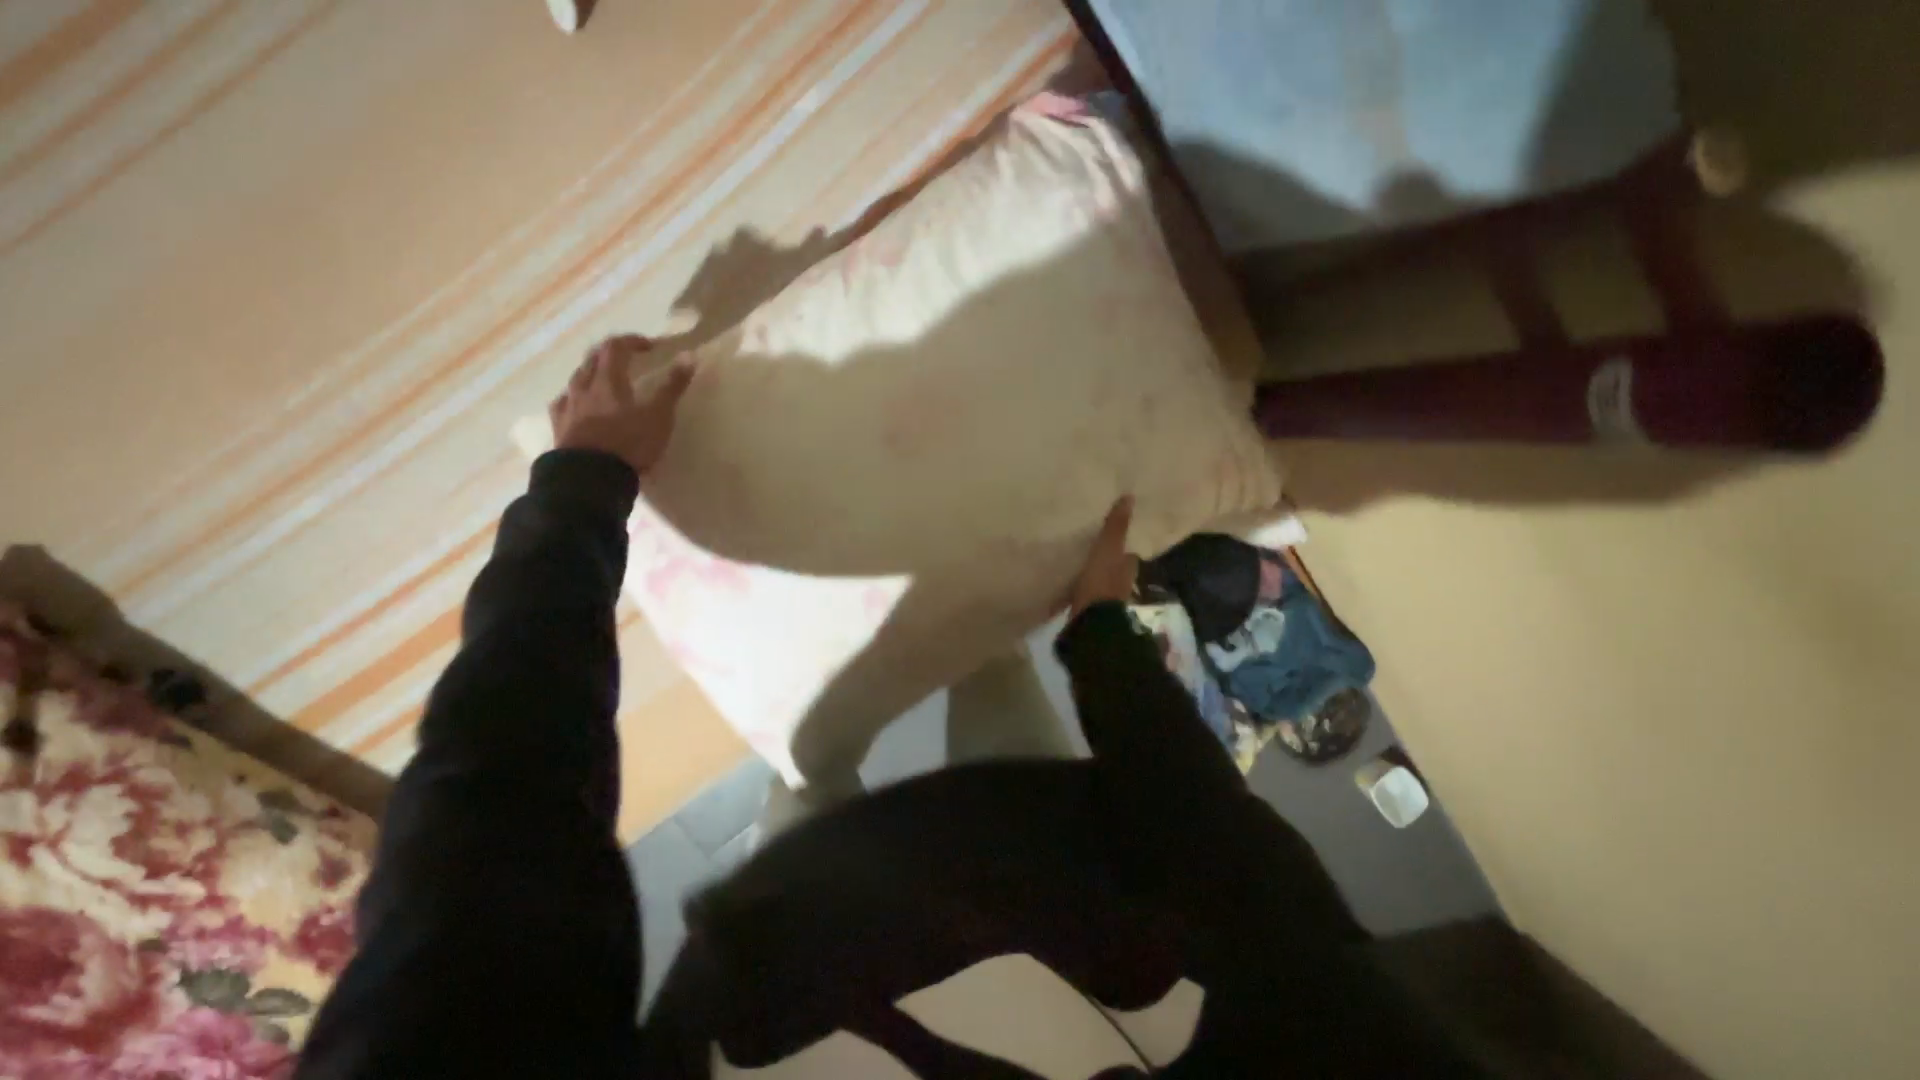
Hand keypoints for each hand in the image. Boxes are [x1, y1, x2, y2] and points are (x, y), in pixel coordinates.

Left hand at [549, 334, 695, 474]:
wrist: (590, 478)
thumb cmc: (629, 444)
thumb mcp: (659, 416)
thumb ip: (673, 386)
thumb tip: (689, 356)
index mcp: (608, 380)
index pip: (616, 347)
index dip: (632, 341)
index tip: (650, 347)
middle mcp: (584, 387)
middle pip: (593, 359)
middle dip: (611, 354)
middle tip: (628, 360)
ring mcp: (568, 407)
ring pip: (576, 379)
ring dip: (591, 373)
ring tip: (603, 382)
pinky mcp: (559, 428)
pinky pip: (563, 404)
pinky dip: (574, 398)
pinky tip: (576, 405)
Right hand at [1067, 496, 1136, 617]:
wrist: (1091, 622)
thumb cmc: (1101, 581)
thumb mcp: (1107, 549)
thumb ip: (1116, 527)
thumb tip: (1129, 497)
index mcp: (1128, 569)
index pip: (1129, 557)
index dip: (1123, 550)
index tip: (1113, 543)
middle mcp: (1121, 586)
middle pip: (1117, 572)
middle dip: (1108, 566)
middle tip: (1093, 555)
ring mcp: (1106, 603)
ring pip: (1102, 586)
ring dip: (1095, 581)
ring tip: (1078, 572)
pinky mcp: (1090, 614)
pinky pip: (1086, 600)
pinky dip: (1081, 595)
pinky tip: (1069, 592)